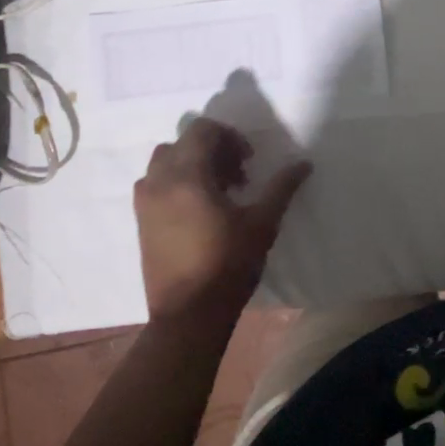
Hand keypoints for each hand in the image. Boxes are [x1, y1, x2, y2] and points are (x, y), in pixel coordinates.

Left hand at [134, 118, 311, 321]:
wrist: (189, 315)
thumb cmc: (228, 264)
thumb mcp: (262, 223)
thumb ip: (281, 187)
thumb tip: (304, 163)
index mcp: (188, 176)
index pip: (203, 130)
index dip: (230, 137)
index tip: (249, 162)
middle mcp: (159, 181)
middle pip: (184, 142)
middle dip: (213, 149)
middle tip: (237, 176)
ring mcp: (144, 202)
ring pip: (165, 161)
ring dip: (192, 164)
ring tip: (217, 190)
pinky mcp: (140, 221)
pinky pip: (155, 183)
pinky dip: (176, 181)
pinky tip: (198, 209)